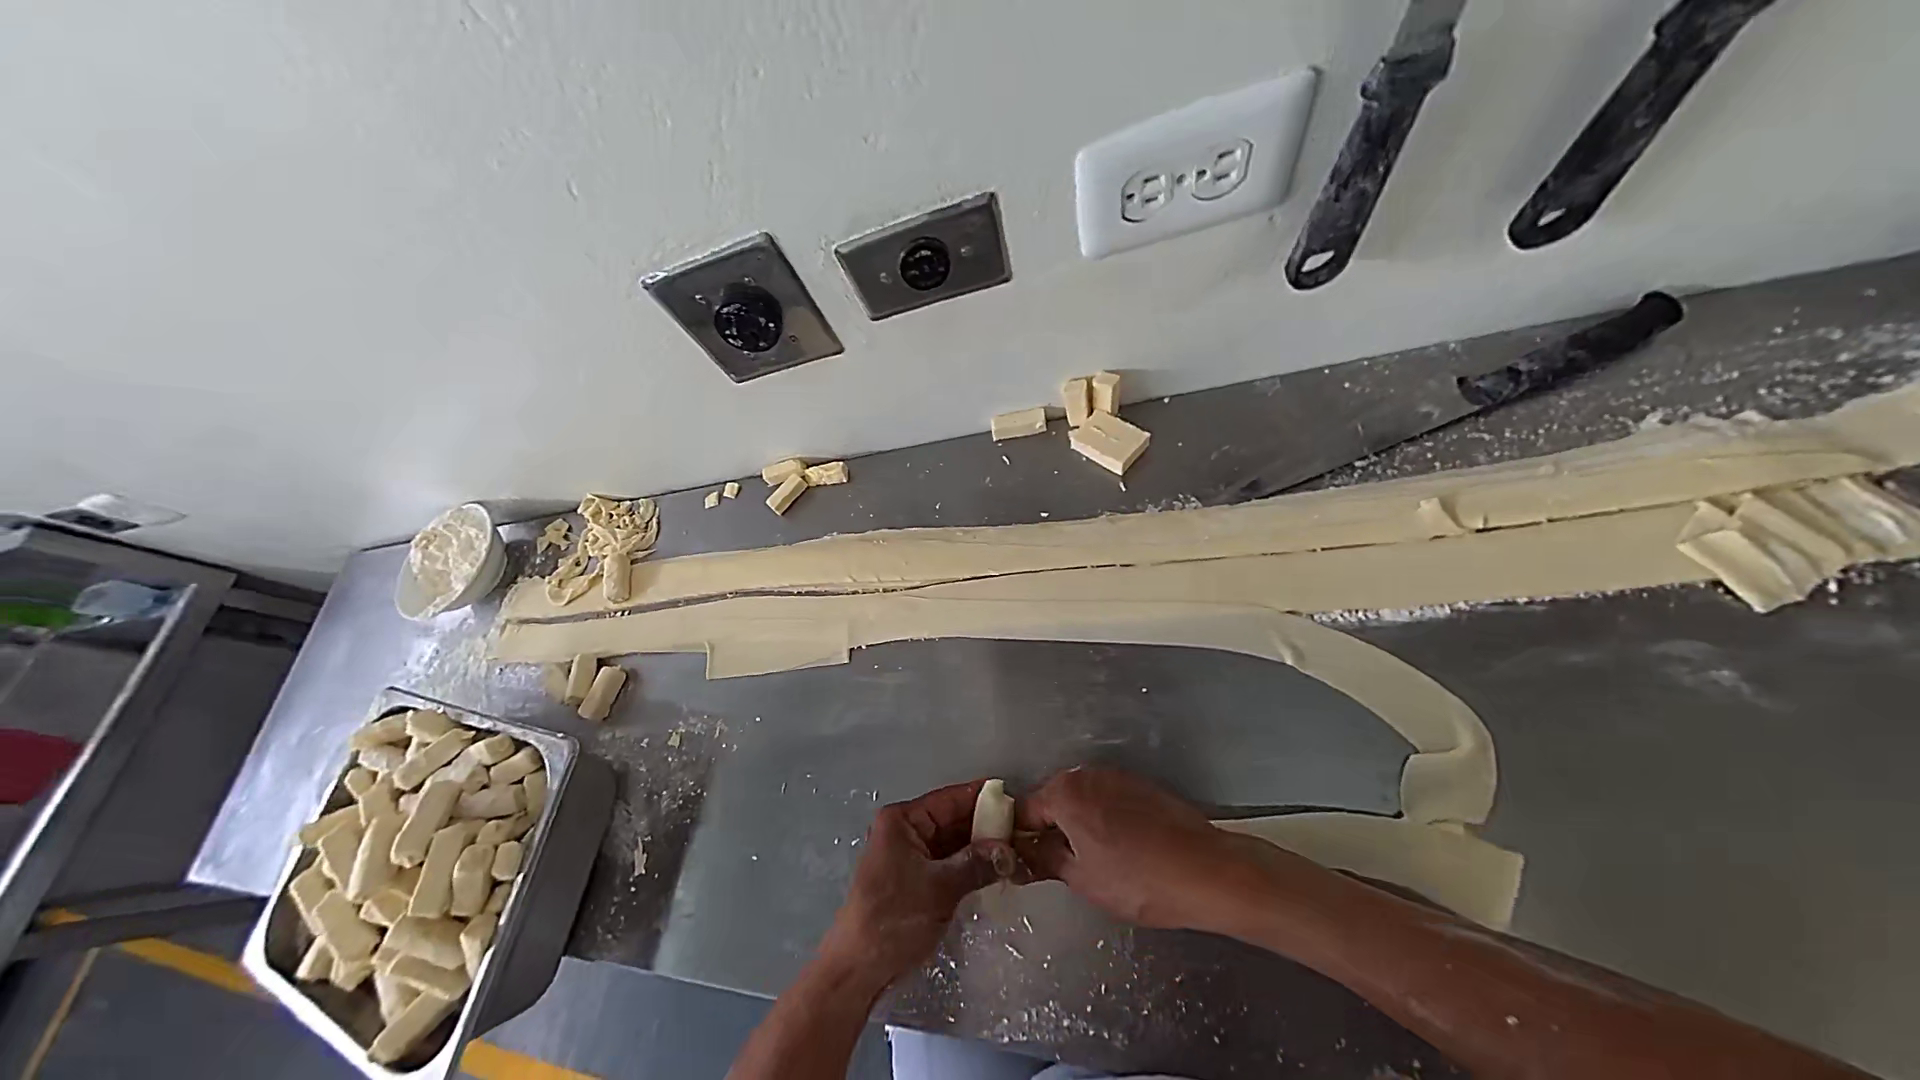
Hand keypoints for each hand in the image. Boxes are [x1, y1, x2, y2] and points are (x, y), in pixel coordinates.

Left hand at [816, 779, 1016, 992]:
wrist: (859, 970)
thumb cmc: (893, 919)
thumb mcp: (939, 887)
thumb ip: (976, 863)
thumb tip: (1010, 850)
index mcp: (902, 821)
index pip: (949, 799)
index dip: (982, 797)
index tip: (1016, 798)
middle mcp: (905, 832)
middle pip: (952, 820)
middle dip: (986, 825)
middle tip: (1024, 830)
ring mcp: (910, 857)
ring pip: (953, 843)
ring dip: (980, 847)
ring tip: (1017, 849)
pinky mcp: (916, 880)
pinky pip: (948, 863)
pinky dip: (970, 865)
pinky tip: (996, 869)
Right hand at [1014, 766, 1280, 932]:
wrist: (1208, 872)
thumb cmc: (1139, 880)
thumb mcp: (1082, 878)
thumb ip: (1044, 858)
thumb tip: (1022, 853)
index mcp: (1065, 792)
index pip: (1024, 811)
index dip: (1020, 838)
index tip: (1024, 862)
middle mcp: (1087, 774)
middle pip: (1052, 800)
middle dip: (1050, 829)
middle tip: (1058, 867)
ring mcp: (1117, 776)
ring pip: (1081, 800)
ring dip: (1078, 824)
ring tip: (1094, 861)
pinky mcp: (1141, 785)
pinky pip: (1107, 799)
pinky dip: (1103, 819)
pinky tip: (1120, 849)